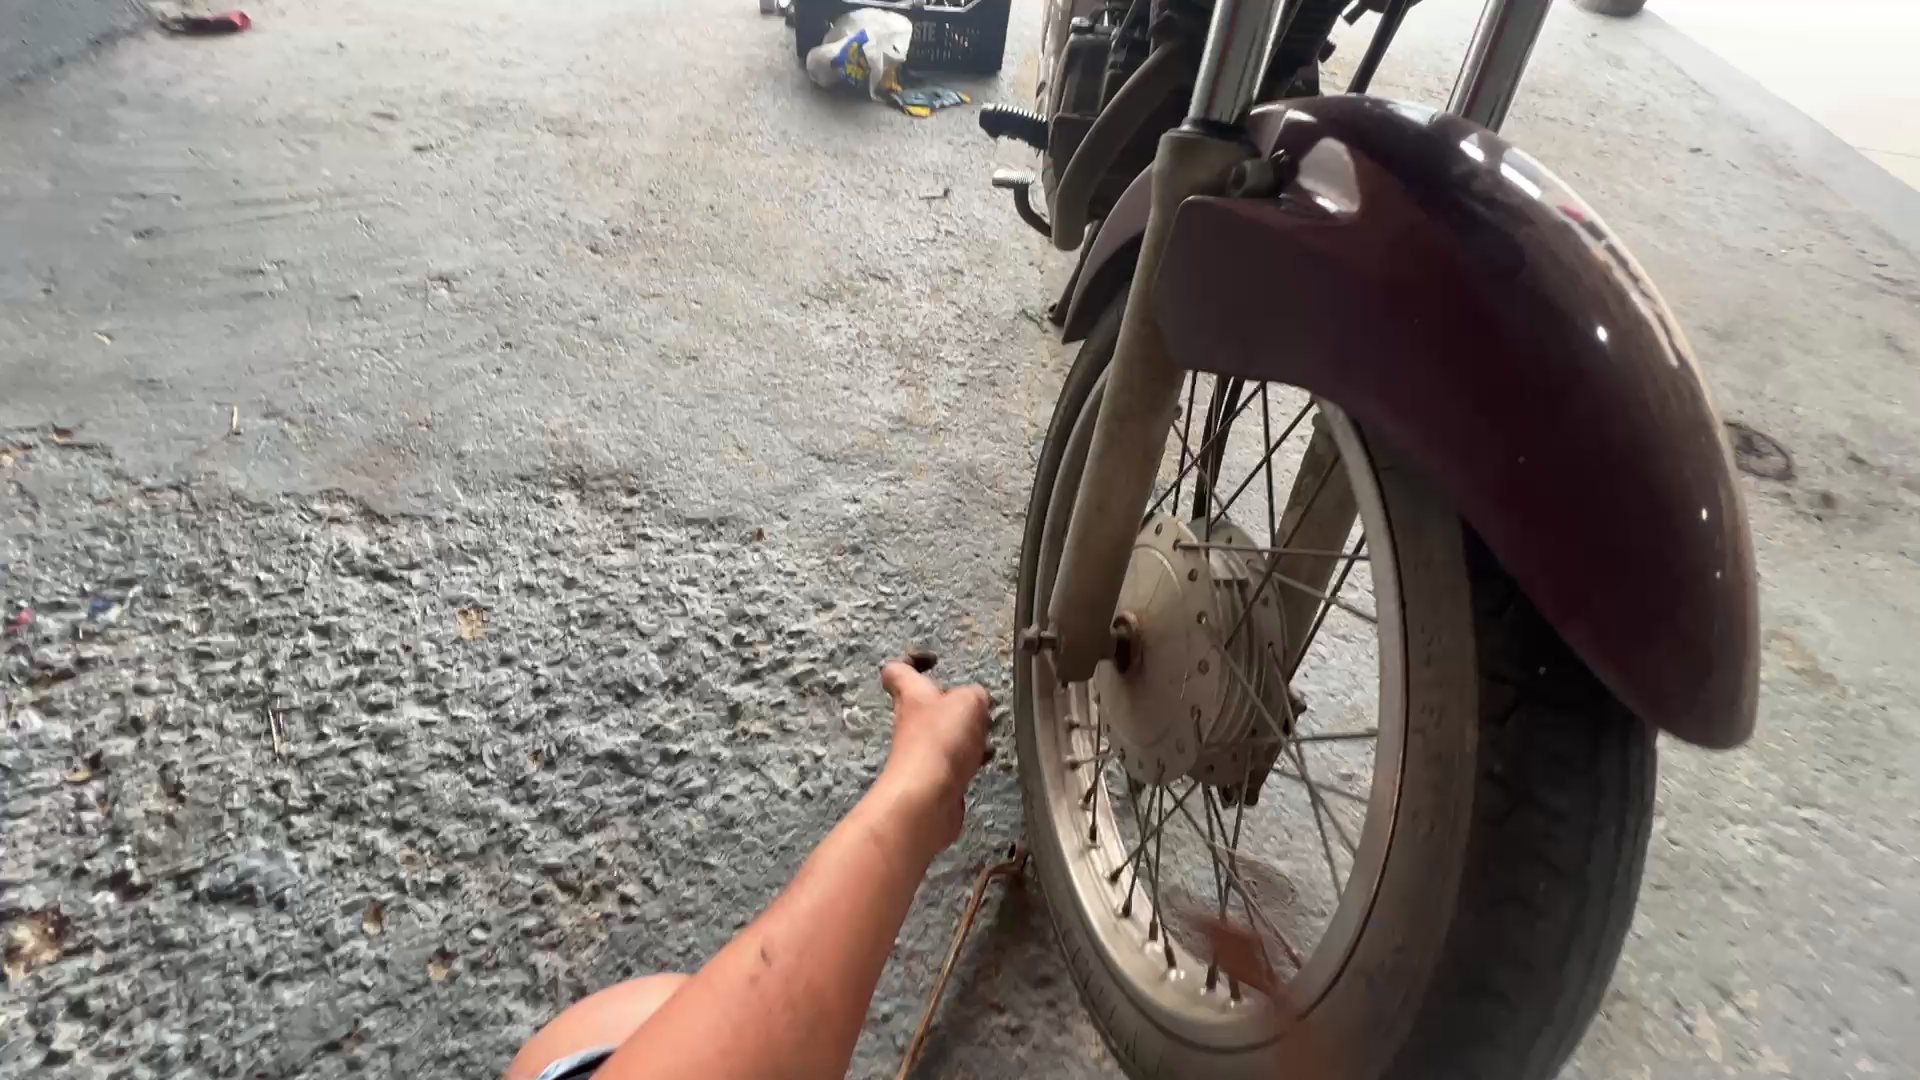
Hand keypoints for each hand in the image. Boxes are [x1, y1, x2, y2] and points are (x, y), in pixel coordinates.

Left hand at [874, 661, 990, 856]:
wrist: (926, 799)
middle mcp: (912, 720)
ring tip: (989, 732)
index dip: (912, 659)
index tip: (935, 660)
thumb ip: (976, 695)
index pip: (897, 669)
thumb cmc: (940, 740)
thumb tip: (977, 701)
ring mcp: (922, 751)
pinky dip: (971, 758)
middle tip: (977, 704)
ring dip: (968, 731)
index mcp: (912, 694)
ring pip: (946, 732)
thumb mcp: (968, 701)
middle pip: (928, 703)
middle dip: (955, 702)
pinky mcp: (935, 777)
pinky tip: (987, 759)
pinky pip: (955, 760)